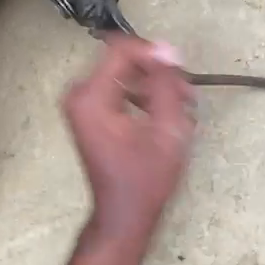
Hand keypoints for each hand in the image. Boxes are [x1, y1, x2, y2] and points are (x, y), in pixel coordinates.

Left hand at [62, 35, 196, 247]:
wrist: (124, 214)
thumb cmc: (145, 179)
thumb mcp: (167, 129)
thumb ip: (167, 85)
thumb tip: (168, 51)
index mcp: (91, 97)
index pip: (122, 49)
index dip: (154, 54)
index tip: (179, 72)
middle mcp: (80, 95)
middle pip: (125, 61)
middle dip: (158, 74)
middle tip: (185, 95)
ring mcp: (82, 104)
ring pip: (125, 74)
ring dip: (155, 86)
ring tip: (181, 108)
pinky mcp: (90, 113)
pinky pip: (120, 88)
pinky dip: (144, 97)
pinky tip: (164, 116)